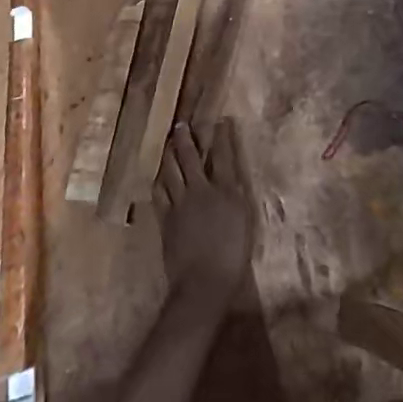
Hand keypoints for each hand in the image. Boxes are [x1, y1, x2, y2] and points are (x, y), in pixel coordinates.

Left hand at [155, 120, 252, 301]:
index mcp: (226, 190)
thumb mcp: (244, 219)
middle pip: (191, 159)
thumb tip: (230, 179)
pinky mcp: (166, 219)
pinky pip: (159, 194)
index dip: (223, 137)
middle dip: (186, 140)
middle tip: (181, 125)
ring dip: (169, 156)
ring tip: (166, 144)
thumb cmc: (233, 253)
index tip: (222, 121)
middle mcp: (201, 191)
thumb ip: (235, 195)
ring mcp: (180, 204)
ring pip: (171, 172)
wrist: (204, 281)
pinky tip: (158, 177)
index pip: (224, 156)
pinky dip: (159, 181)